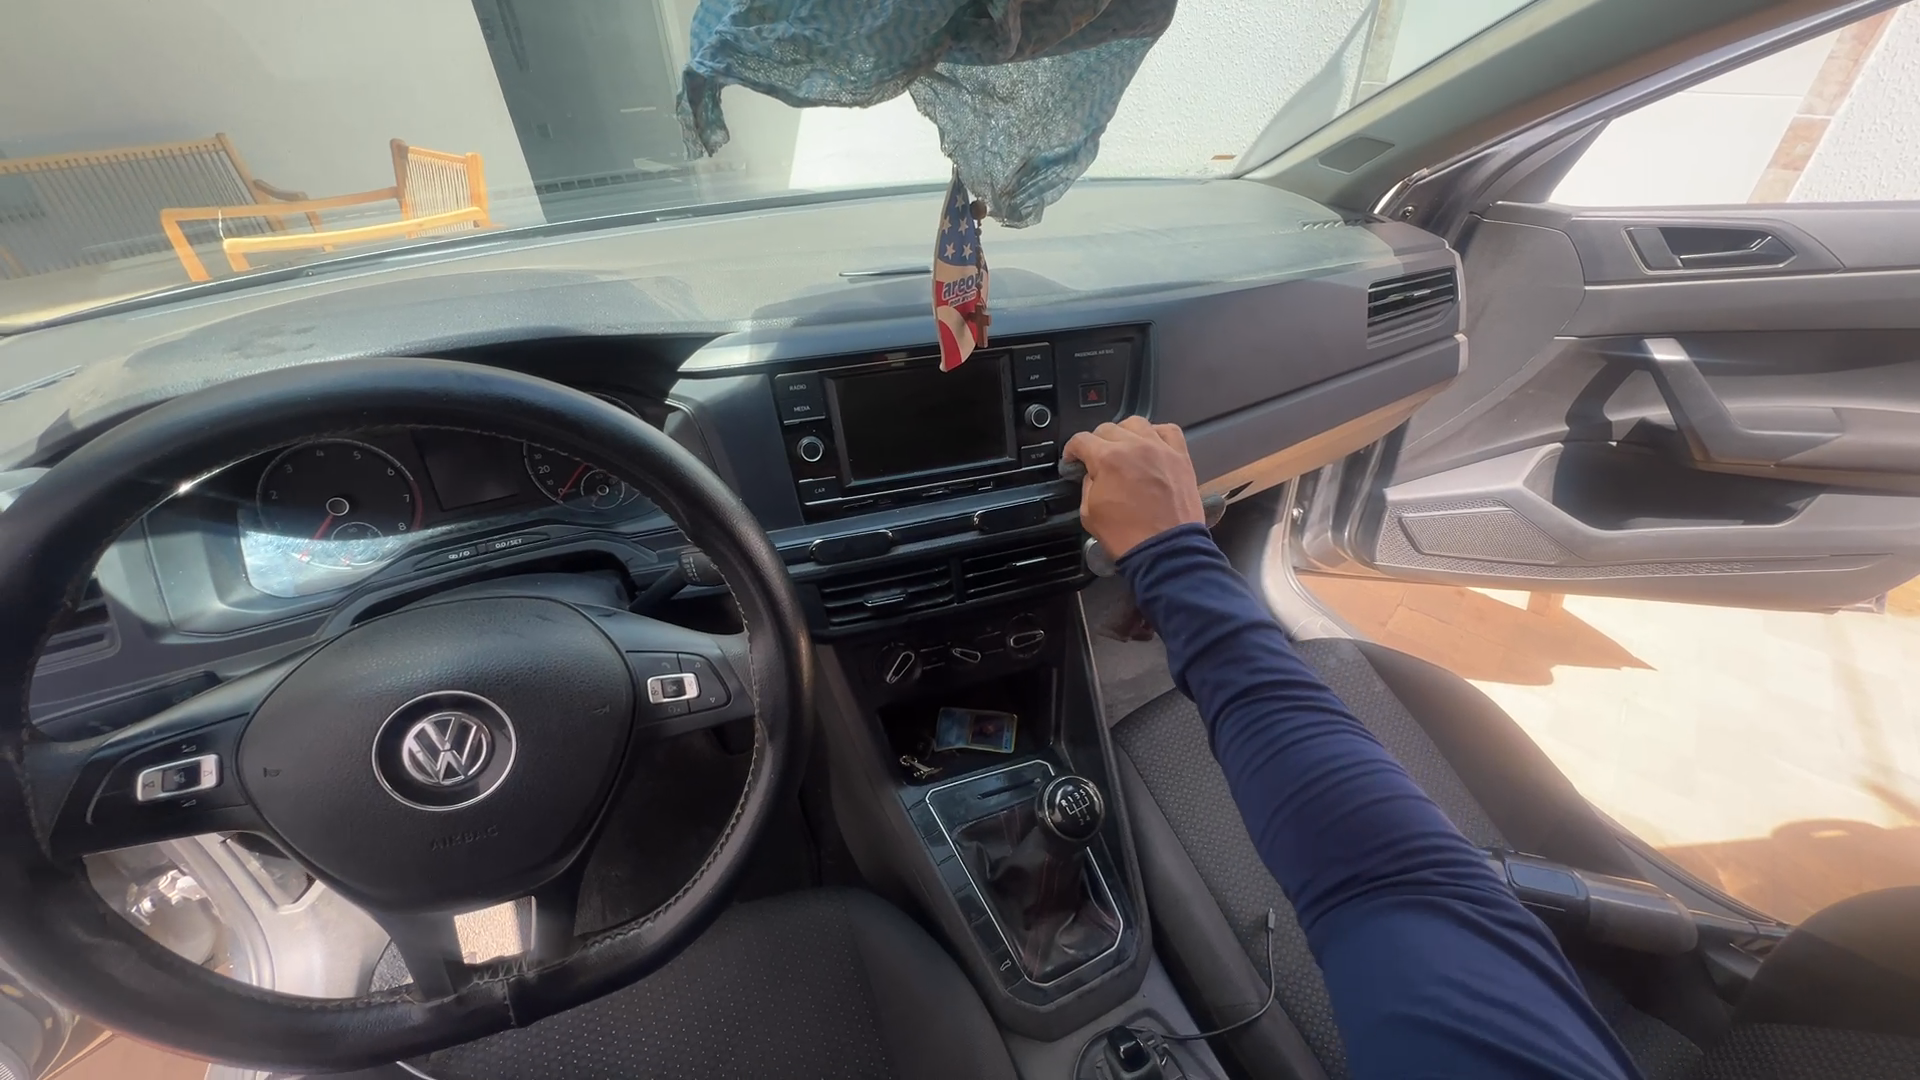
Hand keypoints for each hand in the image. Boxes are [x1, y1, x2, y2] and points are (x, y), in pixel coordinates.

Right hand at [1063, 417, 1205, 560]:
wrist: (1164, 550)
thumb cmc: (1126, 535)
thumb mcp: (1089, 512)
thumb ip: (1087, 485)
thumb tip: (1091, 474)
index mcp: (1107, 458)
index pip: (1081, 440)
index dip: (1071, 450)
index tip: (1072, 460)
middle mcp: (1134, 446)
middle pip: (1107, 429)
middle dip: (1096, 443)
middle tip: (1095, 460)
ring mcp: (1160, 449)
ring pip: (1136, 423)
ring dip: (1124, 434)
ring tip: (1123, 449)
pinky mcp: (1180, 457)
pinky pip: (1168, 431)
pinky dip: (1156, 434)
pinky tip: (1150, 445)